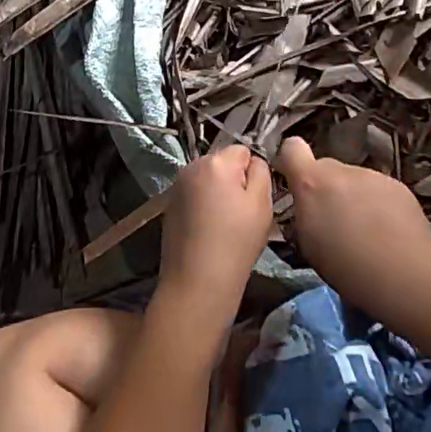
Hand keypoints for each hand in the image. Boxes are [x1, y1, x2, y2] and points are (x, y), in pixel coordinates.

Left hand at [158, 146, 273, 310]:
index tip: (254, 199)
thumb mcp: (262, 204)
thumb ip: (261, 173)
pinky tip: (207, 230)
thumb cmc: (236, 241)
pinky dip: (203, 205)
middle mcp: (191, 166)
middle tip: (242, 213)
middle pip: (222, 162)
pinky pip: (194, 195)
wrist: (197, 280)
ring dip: (217, 192)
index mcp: (216, 162)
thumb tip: (253, 162)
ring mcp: (177, 186)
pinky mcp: (169, 205)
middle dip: (234, 180)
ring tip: (224, 224)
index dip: (253, 172)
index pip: (243, 150)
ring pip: (208, 179)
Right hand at [275, 138, 430, 311]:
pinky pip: (379, 190)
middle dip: (328, 188)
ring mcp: (372, 176)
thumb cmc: (345, 265)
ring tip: (366, 230)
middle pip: (327, 169)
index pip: (292, 149)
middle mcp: (341, 171)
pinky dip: (380, 205)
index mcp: (311, 183)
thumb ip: (306, 211)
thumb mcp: (308, 240)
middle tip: (336, 219)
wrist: (403, 272)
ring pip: (355, 181)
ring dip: (355, 197)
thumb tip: (310, 205)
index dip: (292, 160)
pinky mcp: (398, 186)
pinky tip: (389, 231)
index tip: (295, 178)